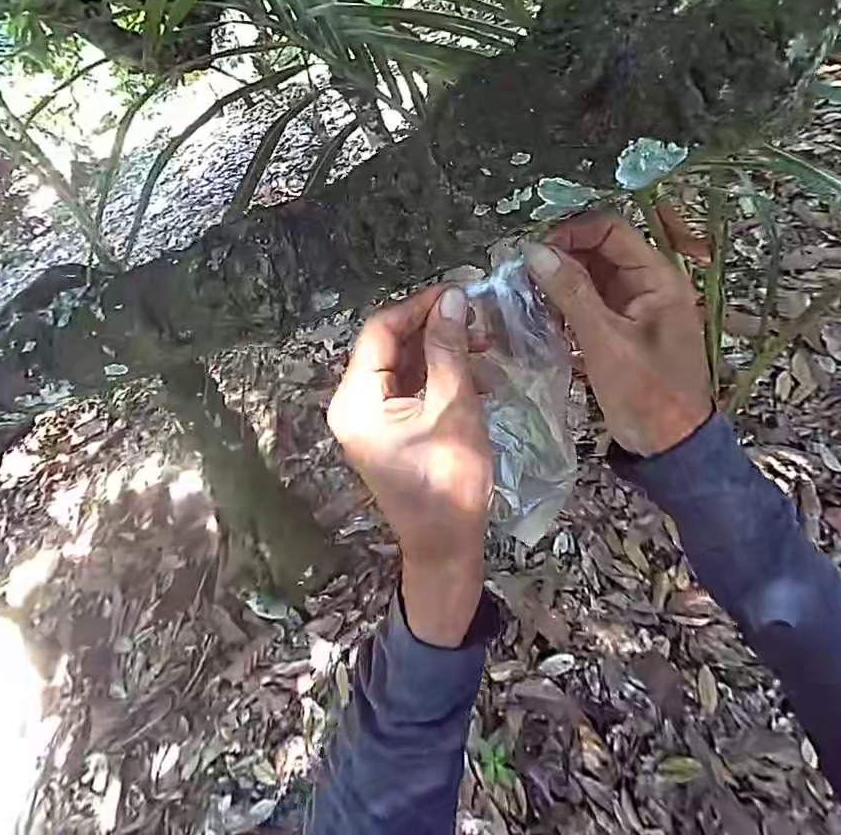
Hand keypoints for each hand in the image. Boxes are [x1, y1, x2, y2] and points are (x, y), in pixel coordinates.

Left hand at [328, 285, 493, 645]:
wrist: (448, 546)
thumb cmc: (449, 479)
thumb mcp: (453, 406)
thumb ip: (449, 349)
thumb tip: (452, 297)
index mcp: (356, 399)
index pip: (380, 330)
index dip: (418, 306)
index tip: (458, 294)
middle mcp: (354, 403)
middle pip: (391, 345)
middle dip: (435, 329)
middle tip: (477, 318)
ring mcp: (372, 416)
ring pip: (406, 364)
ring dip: (444, 351)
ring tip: (486, 346)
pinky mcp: (391, 427)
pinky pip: (413, 386)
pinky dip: (443, 375)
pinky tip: (479, 377)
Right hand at [525, 213, 712, 456]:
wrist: (669, 446)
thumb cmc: (646, 393)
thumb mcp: (606, 341)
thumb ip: (571, 292)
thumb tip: (536, 251)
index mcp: (657, 278)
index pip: (611, 229)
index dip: (572, 232)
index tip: (536, 252)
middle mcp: (647, 285)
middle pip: (598, 251)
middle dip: (560, 259)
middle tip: (524, 277)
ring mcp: (634, 307)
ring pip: (590, 277)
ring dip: (559, 284)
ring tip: (529, 300)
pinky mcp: (621, 328)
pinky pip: (589, 303)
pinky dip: (566, 307)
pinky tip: (545, 321)